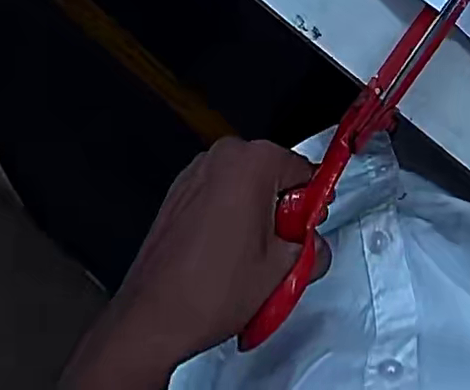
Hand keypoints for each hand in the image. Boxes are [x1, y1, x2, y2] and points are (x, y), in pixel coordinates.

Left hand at [62, 138, 328, 387]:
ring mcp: (199, 169)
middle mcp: (225, 155)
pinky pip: (218, 191)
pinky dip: (228, 214)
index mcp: (255, 162)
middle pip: (273, 173)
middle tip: (283, 247)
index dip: (313, 200)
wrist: (153, 314)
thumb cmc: (204, 290)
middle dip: (283, 209)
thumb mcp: (281, 272)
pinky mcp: (181, 188)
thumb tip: (315, 244)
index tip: (312, 221)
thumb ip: (312, 249)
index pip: (304, 169)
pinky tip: (226, 252)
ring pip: (245, 183)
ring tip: (250, 257)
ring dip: (255, 213)